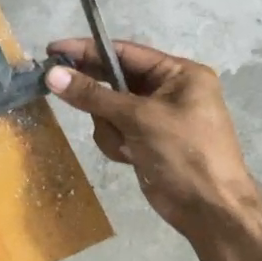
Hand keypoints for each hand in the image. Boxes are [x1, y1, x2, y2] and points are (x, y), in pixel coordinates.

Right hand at [46, 38, 261, 235]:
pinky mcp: (145, 140)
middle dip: (94, 92)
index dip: (86, 50)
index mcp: (179, 74)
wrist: (209, 210)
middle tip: (54, 84)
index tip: (53, 50)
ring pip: (107, 108)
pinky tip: (130, 156)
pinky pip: (113, 130)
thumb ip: (92, 95)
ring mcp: (155, 117)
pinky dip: (116, 142)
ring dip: (109, 126)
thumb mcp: (138, 118)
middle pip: (114, 80)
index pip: (124, 53)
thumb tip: (52, 74)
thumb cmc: (184, 153)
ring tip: (125, 143)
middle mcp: (168, 90)